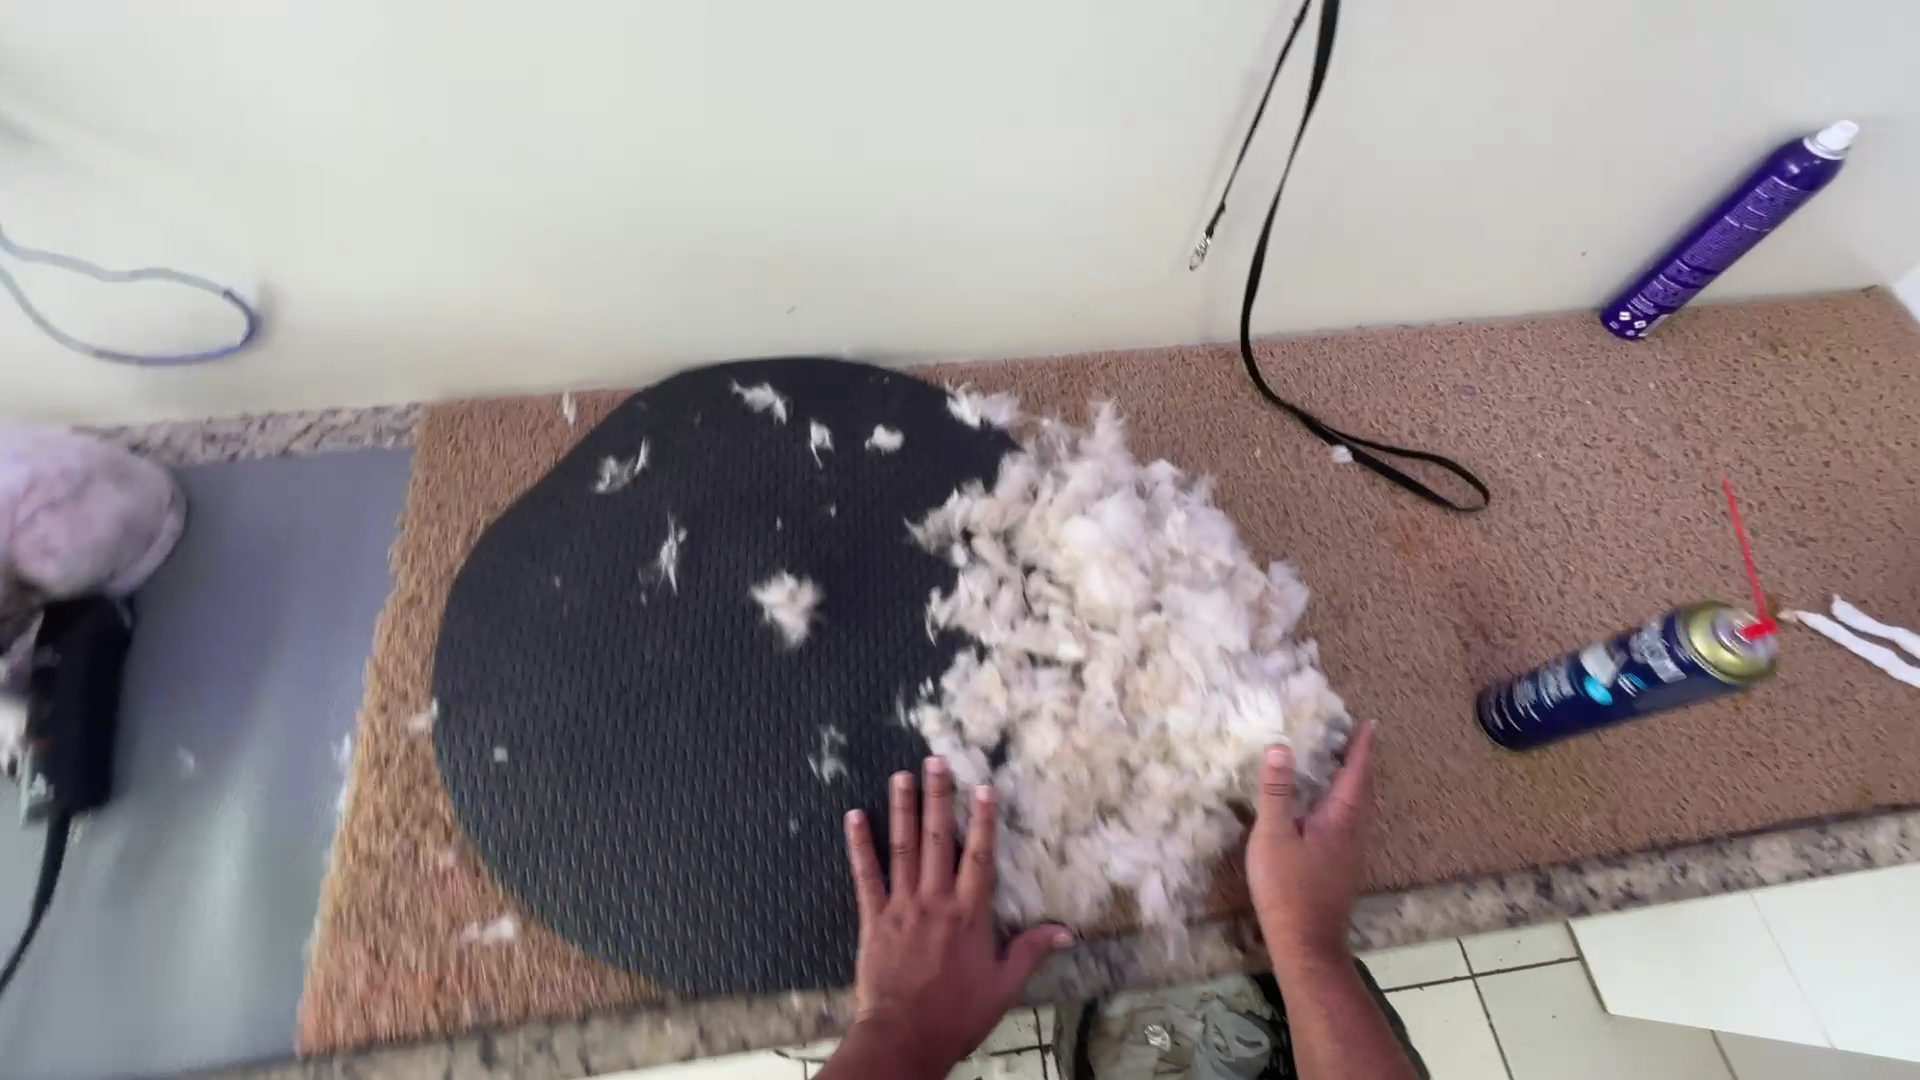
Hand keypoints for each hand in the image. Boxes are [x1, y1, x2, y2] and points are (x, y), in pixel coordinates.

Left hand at [835, 757, 1071, 1078]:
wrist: (904, 1039)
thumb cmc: (957, 1014)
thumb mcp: (1004, 986)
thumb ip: (1032, 951)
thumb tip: (1067, 931)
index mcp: (969, 913)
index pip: (980, 855)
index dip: (984, 819)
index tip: (983, 785)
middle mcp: (935, 898)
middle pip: (939, 838)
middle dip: (939, 796)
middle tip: (935, 760)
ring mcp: (902, 904)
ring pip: (903, 846)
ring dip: (902, 808)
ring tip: (901, 775)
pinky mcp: (873, 917)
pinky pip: (866, 874)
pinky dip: (859, 844)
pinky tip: (853, 815)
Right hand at [1246, 721, 1377, 966]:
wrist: (1305, 942)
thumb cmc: (1287, 885)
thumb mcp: (1274, 834)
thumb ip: (1277, 790)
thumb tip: (1280, 745)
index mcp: (1340, 820)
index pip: (1357, 775)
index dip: (1362, 748)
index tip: (1370, 724)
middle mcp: (1353, 833)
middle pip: (1364, 790)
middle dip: (1361, 762)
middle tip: (1357, 736)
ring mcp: (1350, 852)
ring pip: (1358, 807)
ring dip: (1354, 781)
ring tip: (1342, 763)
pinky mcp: (1341, 865)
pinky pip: (1349, 820)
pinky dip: (1343, 799)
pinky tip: (1325, 805)